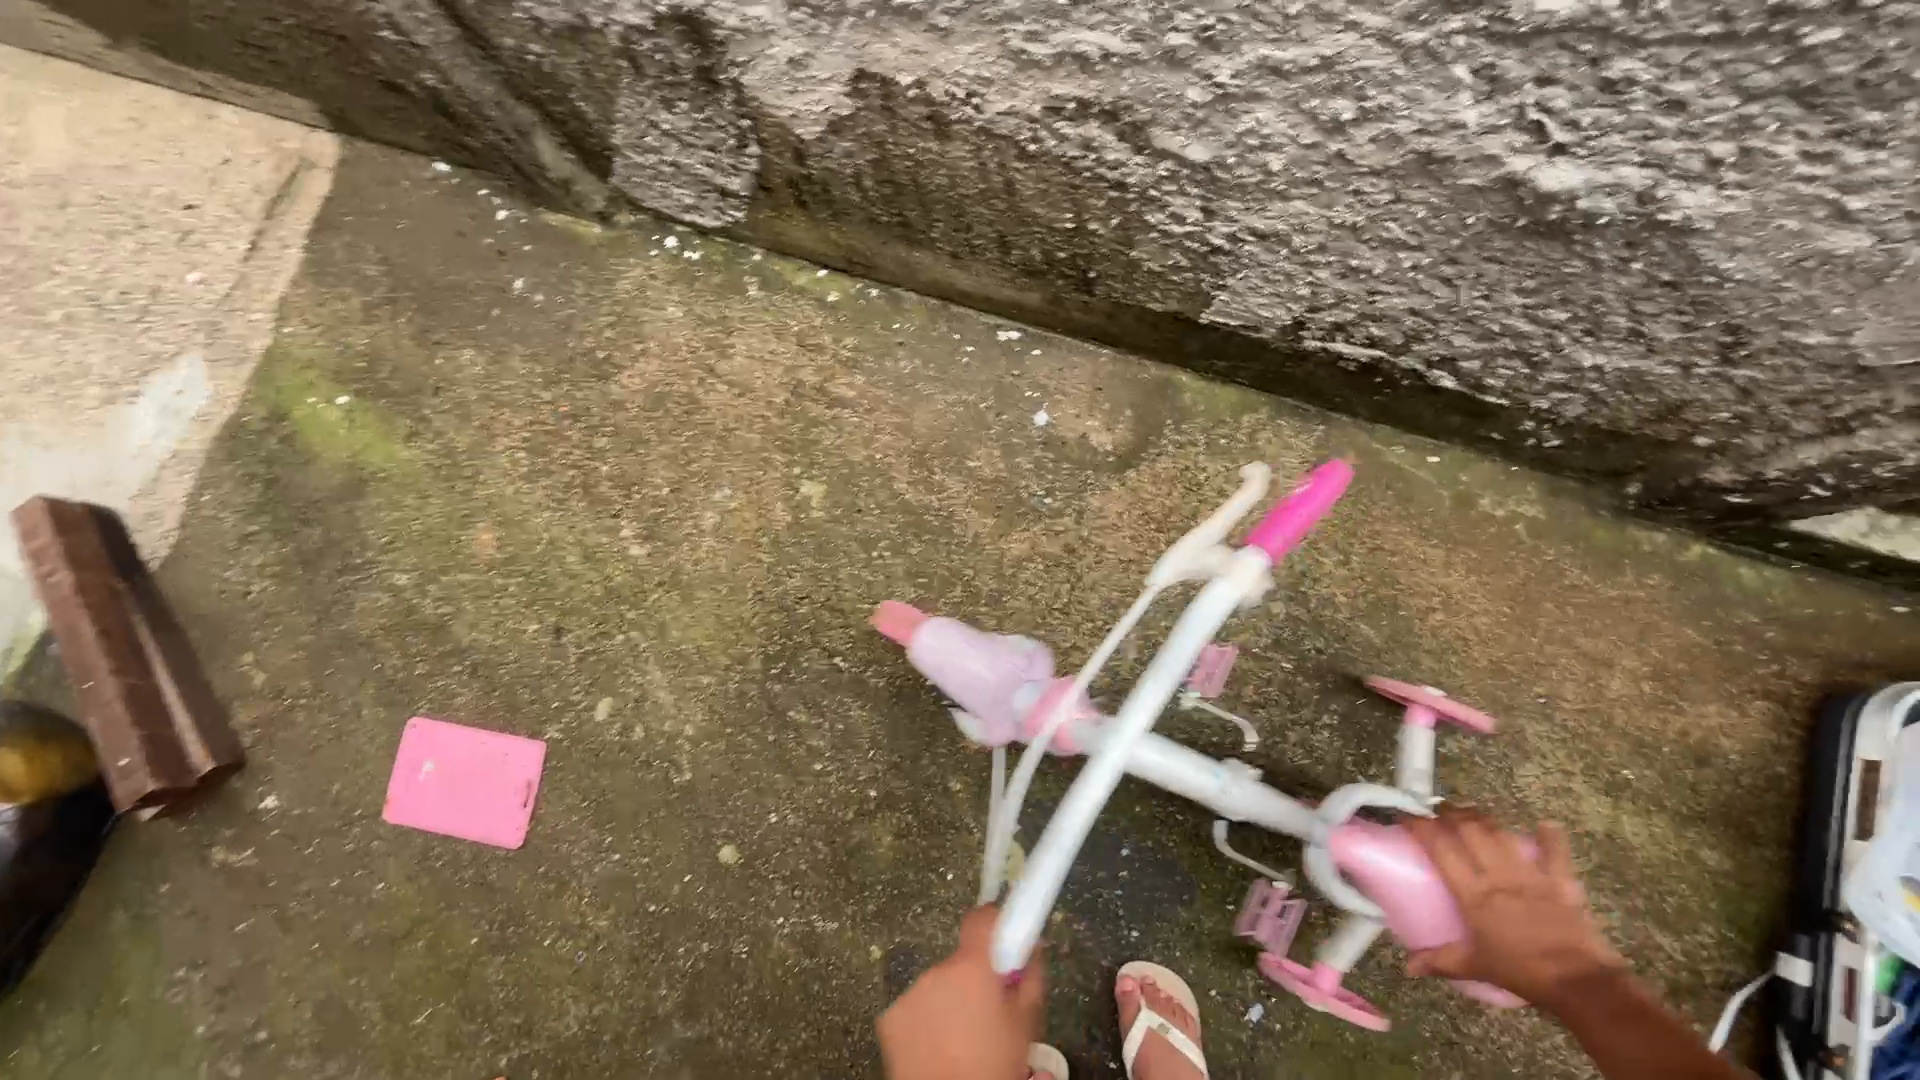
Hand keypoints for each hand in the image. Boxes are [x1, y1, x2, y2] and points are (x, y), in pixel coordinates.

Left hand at [877, 906, 1046, 1079]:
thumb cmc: (991, 1065)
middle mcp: (938, 969)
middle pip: (961, 961)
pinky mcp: (890, 1017)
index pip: (981, 917)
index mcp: (973, 966)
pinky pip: (916, 1007)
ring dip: (950, 1001)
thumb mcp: (1026, 1025)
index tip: (1004, 935)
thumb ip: (1032, 977)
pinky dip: (927, 1020)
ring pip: (938, 986)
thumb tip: (1033, 947)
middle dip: (975, 979)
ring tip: (962, 1037)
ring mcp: (910, 992)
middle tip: (988, 1011)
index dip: (994, 920)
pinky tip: (938, 1046)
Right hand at [1403, 806, 1625, 1005]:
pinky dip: (1551, 837)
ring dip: (1483, 818)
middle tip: (1437, 810)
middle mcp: (1498, 876)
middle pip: (1469, 831)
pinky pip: (1556, 853)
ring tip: (1470, 812)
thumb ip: (1440, 962)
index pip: (1440, 848)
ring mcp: (1531, 876)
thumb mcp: (1475, 967)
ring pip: (1501, 834)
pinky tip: (1546, 824)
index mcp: (1473, 894)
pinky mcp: (1561, 883)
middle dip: (1450, 814)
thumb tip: (1408, 967)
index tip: (1406, 816)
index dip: (1420, 826)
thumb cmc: (1523, 972)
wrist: (1580, 983)